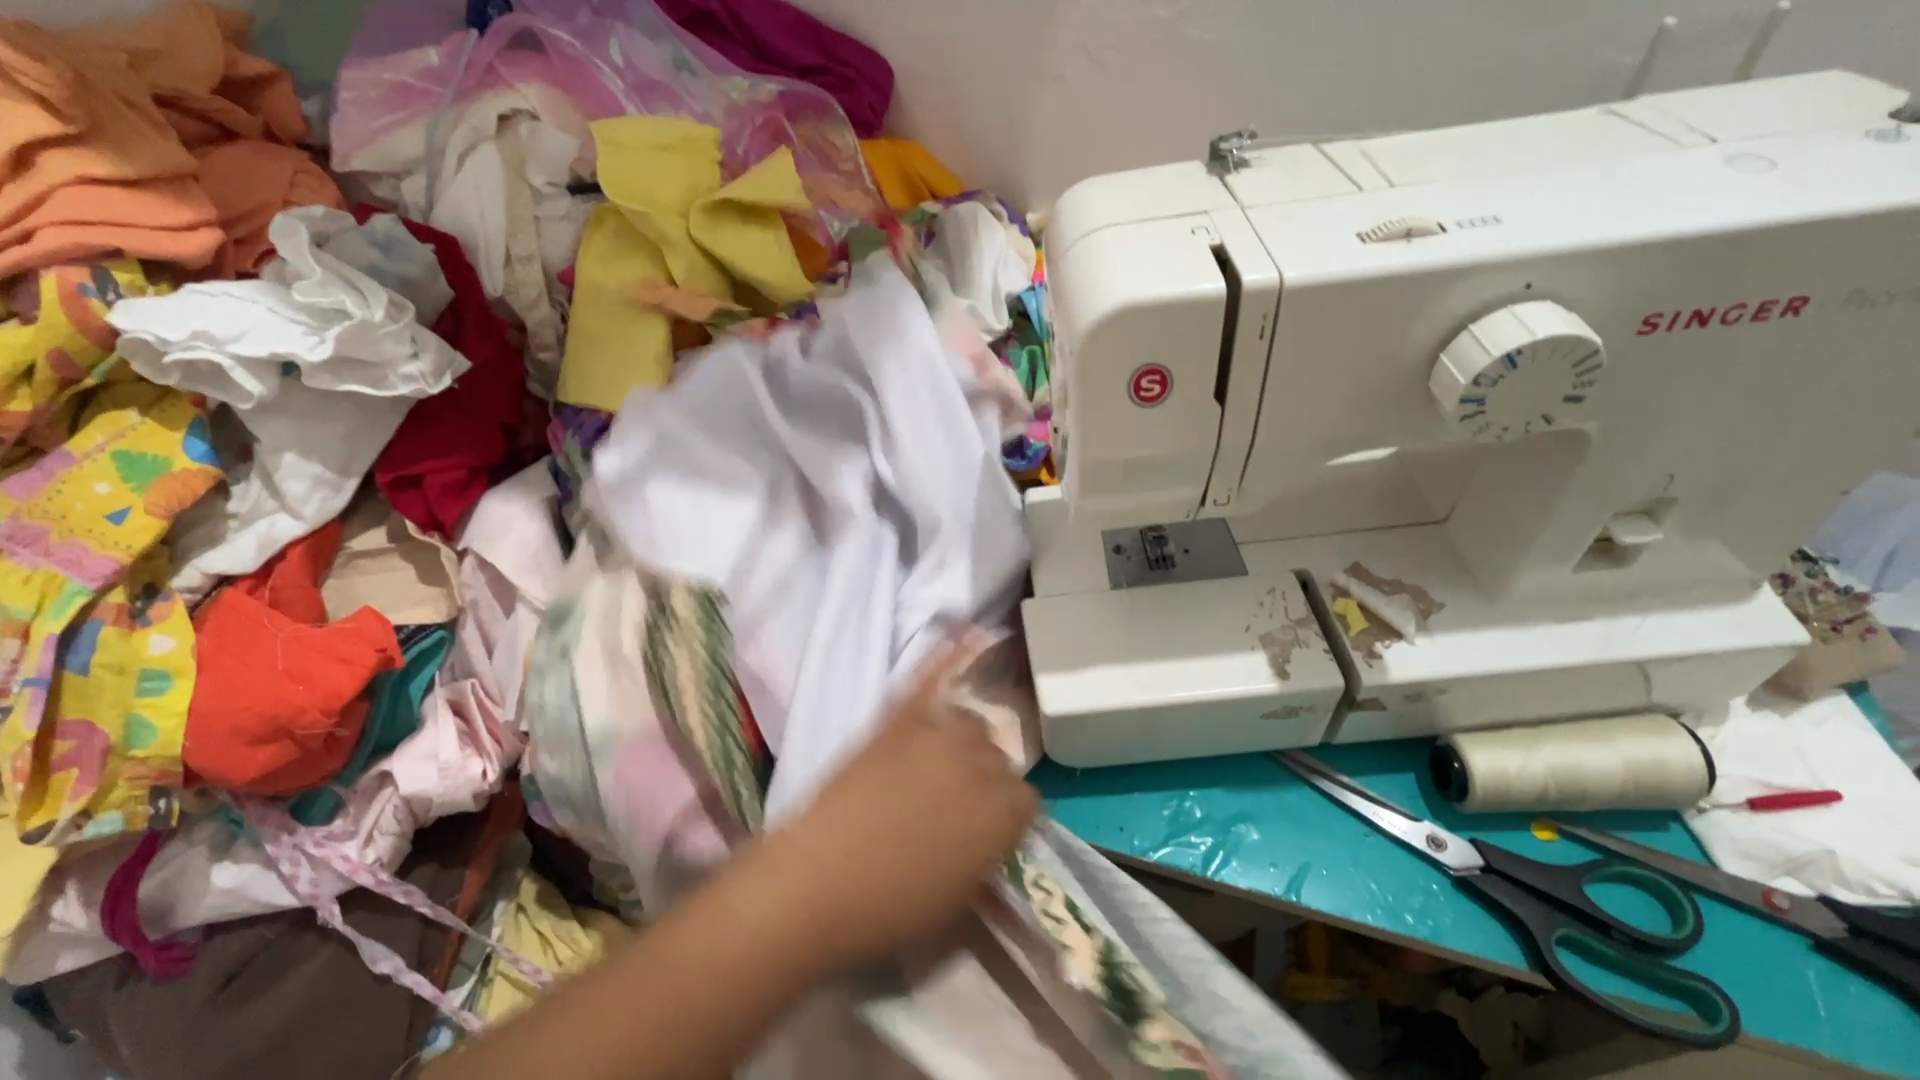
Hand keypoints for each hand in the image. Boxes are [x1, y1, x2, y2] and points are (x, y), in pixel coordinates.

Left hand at [765, 635, 1039, 976]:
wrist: (814, 884)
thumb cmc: (889, 910)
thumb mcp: (958, 905)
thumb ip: (986, 862)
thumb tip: (988, 846)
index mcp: (1007, 815)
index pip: (1025, 802)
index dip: (1000, 819)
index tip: (977, 834)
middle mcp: (984, 764)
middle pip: (997, 758)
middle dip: (981, 780)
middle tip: (946, 807)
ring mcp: (939, 734)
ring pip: (968, 723)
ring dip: (959, 742)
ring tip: (930, 765)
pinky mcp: (897, 720)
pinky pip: (930, 678)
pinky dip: (948, 656)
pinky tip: (965, 631)